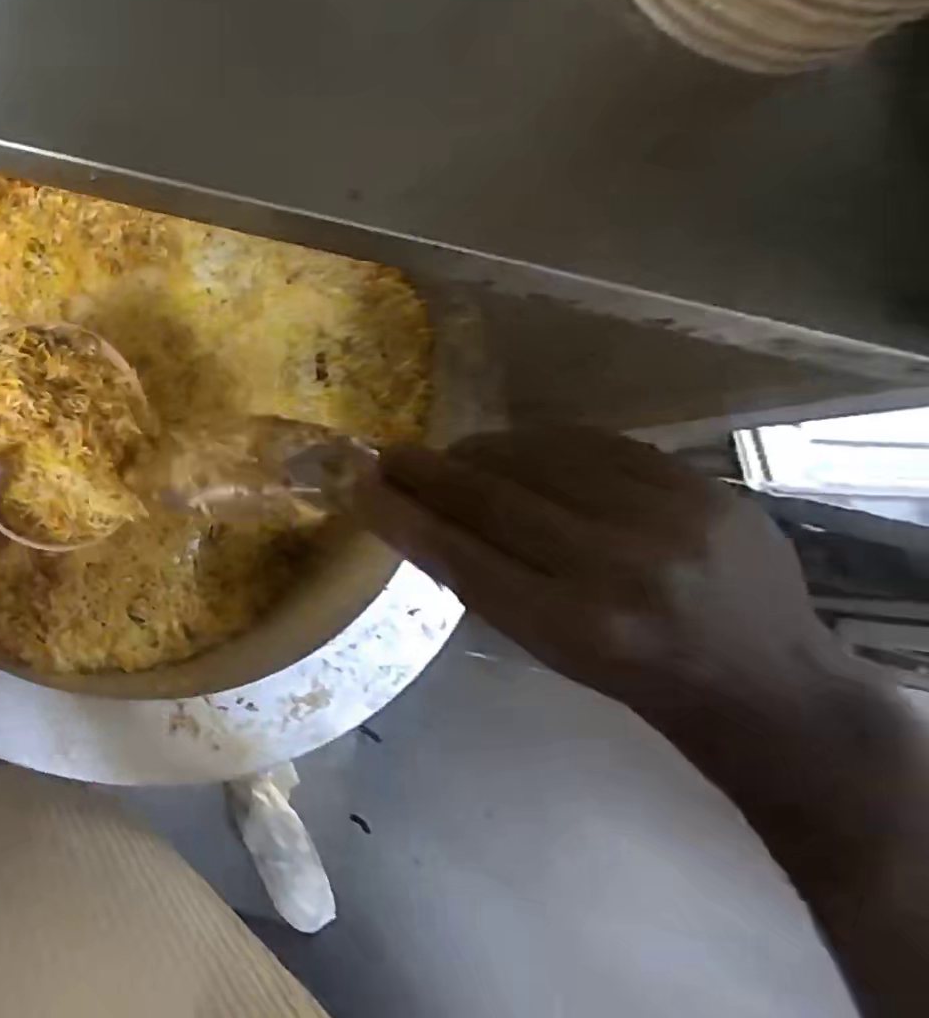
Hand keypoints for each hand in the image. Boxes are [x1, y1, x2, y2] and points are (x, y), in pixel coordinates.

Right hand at [351, 427, 849, 721]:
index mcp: (567, 622)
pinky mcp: (702, 485)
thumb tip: (402, 510)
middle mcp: (618, 567)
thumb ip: (468, 575)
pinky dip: (535, 443)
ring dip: (475, 452)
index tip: (359, 486)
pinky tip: (514, 451)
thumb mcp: (532, 638)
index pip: (456, 552)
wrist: (759, 676)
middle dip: (425, 471)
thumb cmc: (616, 665)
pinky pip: (591, 443)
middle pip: (490, 498)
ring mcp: (668, 519)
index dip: (398, 513)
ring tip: (452, 458)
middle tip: (388, 457)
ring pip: (535, 459)